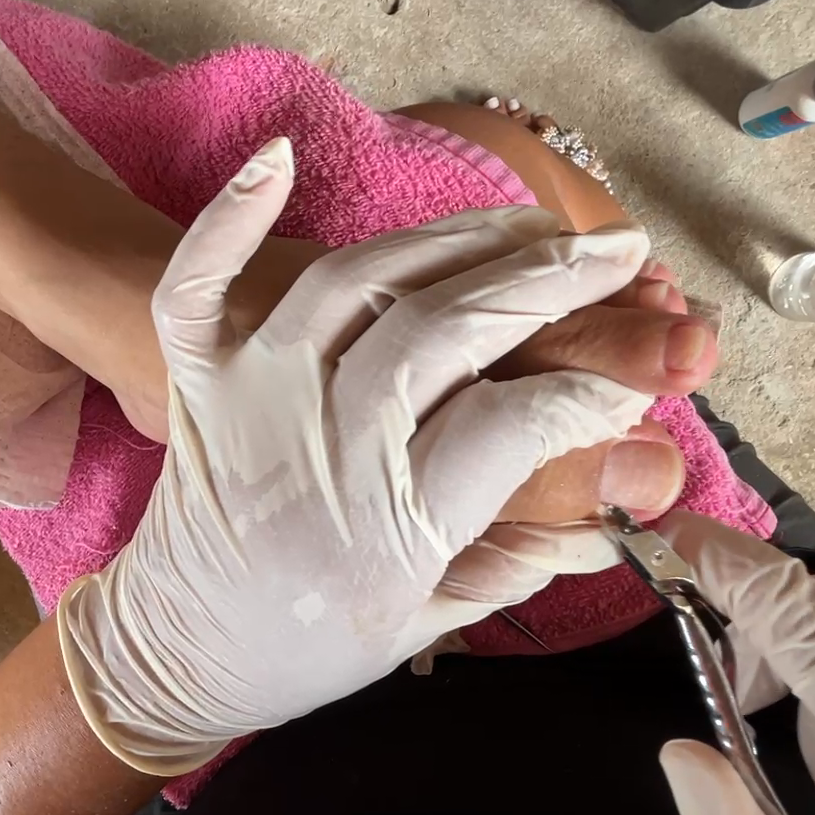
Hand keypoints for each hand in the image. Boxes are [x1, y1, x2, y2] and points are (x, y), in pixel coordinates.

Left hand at [58, 138, 652, 773]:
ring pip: (353, 285)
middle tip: (615, 253)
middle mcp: (322, 449)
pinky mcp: (198, 385)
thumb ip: (524, 559)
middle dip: (546, 282)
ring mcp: (250, 403)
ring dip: (447, 241)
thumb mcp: (428, 625)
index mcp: (391, 530)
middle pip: (445, 332)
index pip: (518, 424)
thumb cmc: (307, 649)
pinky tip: (278, 162)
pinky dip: (227, 222)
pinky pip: (196, 289)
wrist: (181, 652)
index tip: (633, 381)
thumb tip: (624, 501)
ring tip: (524, 227)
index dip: (590, 391)